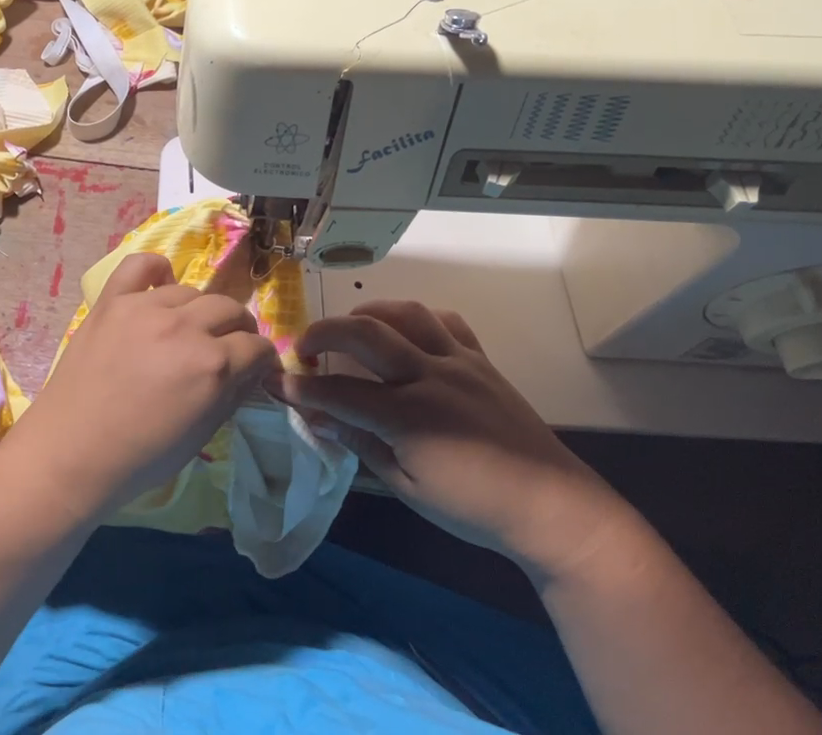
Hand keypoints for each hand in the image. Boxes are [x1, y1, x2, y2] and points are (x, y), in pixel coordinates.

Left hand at [0, 253, 280, 518]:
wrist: (70, 453)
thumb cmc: (140, 457)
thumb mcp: (201, 436)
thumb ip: (232, 396)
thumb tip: (251, 372)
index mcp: (212, 365)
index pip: (256, 346)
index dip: (262, 360)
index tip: (255, 368)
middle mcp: (184, 328)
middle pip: (229, 309)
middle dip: (239, 329)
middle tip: (228, 347)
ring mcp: (145, 309)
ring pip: (191, 291)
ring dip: (200, 310)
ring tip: (188, 330)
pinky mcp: (111, 302)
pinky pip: (140, 266)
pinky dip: (156, 270)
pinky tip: (161, 286)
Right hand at [270, 300, 637, 583]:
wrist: (549, 504)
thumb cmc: (470, 507)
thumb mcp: (405, 484)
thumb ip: (360, 443)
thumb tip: (317, 417)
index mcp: (408, 416)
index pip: (339, 392)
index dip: (300, 388)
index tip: (273, 383)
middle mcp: (430, 377)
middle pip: (366, 334)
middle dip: (324, 333)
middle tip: (303, 347)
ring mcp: (459, 363)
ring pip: (406, 314)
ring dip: (368, 313)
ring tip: (349, 328)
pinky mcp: (481, 361)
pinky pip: (446, 322)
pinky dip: (416, 319)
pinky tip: (404, 332)